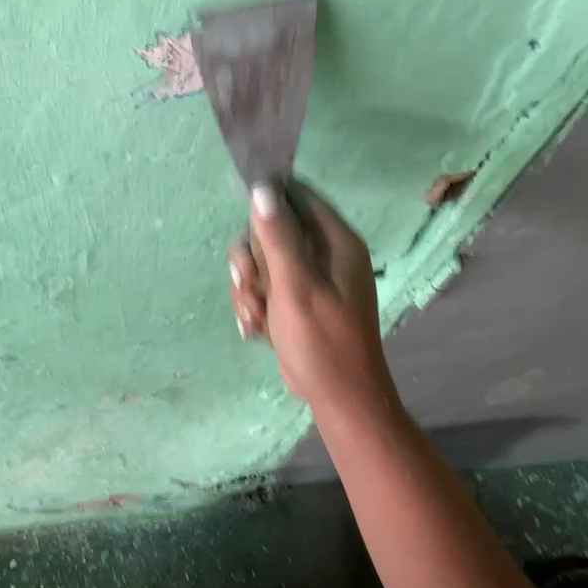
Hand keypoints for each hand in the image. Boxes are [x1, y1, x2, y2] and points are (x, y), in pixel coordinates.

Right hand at [227, 180, 393, 410]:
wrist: (338, 399)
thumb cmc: (322, 342)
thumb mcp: (295, 286)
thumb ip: (277, 236)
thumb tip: (262, 188)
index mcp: (336, 241)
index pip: (297, 196)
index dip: (268, 206)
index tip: (249, 235)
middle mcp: (325, 252)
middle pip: (270, 229)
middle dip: (252, 262)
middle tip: (252, 289)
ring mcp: (310, 277)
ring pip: (261, 260)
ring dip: (249, 288)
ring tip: (255, 317)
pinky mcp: (296, 298)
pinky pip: (264, 284)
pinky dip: (255, 304)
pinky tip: (256, 328)